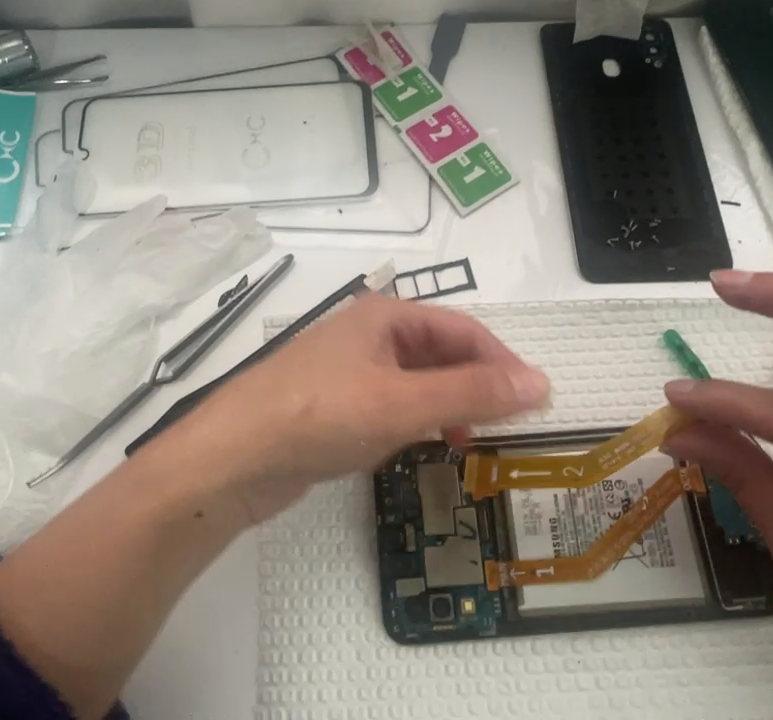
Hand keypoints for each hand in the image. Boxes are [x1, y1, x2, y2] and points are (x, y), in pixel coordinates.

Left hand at [174, 291, 549, 519]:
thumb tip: (540, 383)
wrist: (233, 456)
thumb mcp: (403, 403)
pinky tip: (415, 449)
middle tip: (505, 429)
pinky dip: (413, 423)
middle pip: (440, 354)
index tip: (534, 403)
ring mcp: (348, 371)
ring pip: (415, 383)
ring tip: (464, 444)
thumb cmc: (320, 415)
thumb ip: (472, 393)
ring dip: (445, 408)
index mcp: (385, 316)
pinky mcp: (332, 406)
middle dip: (474, 387)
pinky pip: (389, 406)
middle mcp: (368, 335)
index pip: (463, 330)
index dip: (502, 362)